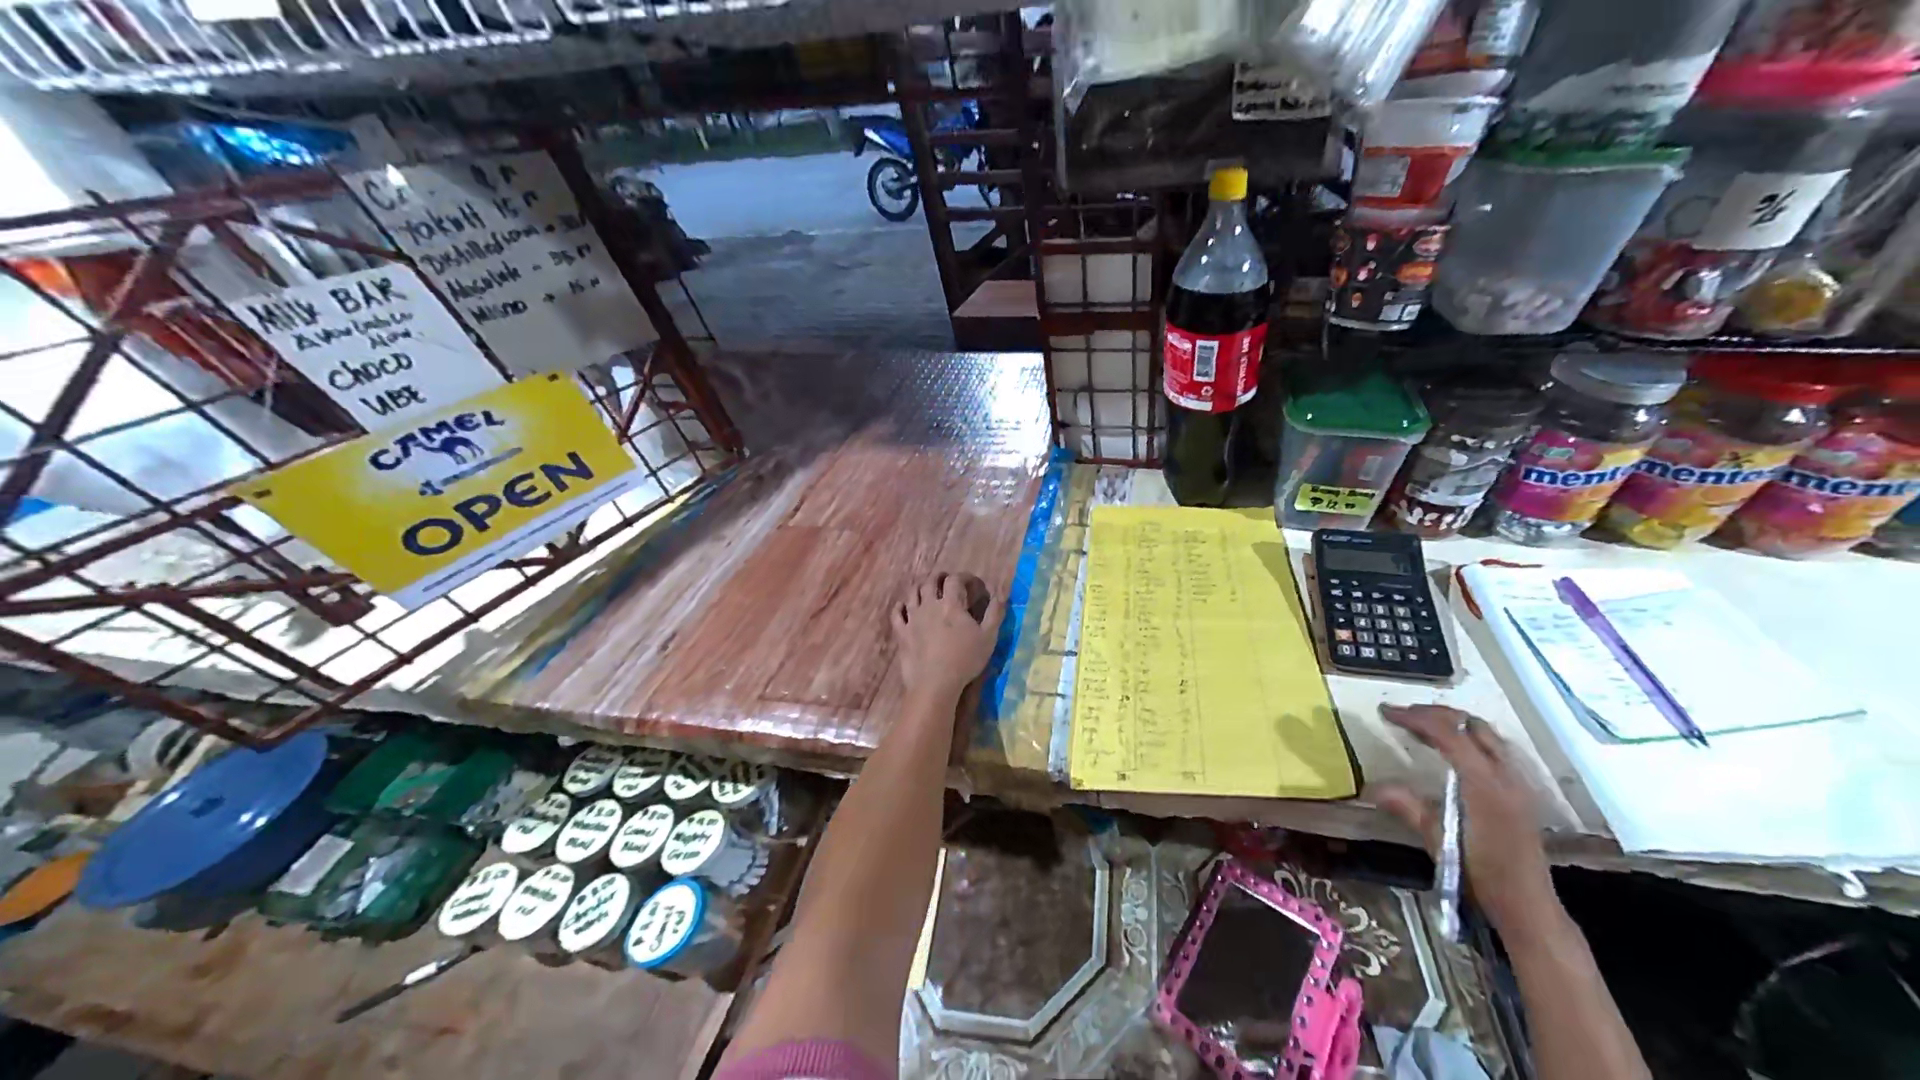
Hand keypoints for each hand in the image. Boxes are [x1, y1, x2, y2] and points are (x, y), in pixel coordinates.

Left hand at [891, 571, 1005, 699]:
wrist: (935, 683)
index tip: (971, 583)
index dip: (963, 577)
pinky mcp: (901, 633)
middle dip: (940, 577)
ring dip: (921, 587)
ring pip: (912, 593)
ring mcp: (912, 618)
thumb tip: (1000, 594)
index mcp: (951, 604)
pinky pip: (896, 614)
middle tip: (947, 581)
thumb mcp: (989, 637)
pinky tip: (904, 607)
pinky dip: (901, 606)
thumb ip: (995, 613)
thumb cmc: (965, 660)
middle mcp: (929, 605)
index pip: (955, 580)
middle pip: (930, 582)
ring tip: (927, 590)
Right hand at [1373, 704, 1560, 937]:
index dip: (1415, 718)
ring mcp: (1517, 782)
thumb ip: (1407, 807)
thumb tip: (1370, 787)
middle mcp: (1506, 776)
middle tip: (1402, 714)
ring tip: (1421, 726)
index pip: (1449, 735)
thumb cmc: (1481, 873)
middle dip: (1434, 714)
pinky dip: (1467, 737)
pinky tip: (1449, 749)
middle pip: (1471, 725)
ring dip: (1452, 723)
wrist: (1527, 904)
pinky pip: (1493, 748)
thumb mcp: (1438, 840)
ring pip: (1486, 734)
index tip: (1386, 712)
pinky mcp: (1519, 791)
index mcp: (1485, 784)